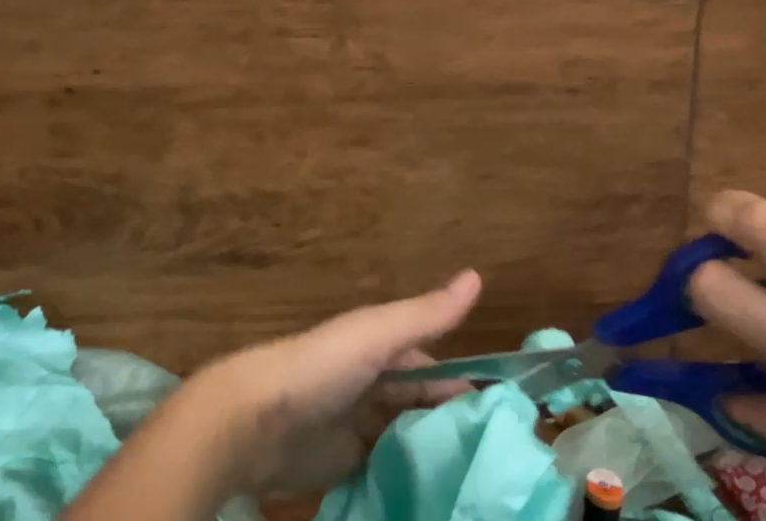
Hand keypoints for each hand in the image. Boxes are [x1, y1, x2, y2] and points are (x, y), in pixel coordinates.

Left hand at [189, 270, 481, 495]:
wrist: (254, 421)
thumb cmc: (321, 368)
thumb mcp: (376, 334)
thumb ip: (426, 314)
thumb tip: (477, 276)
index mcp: (383, 352)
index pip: (438, 371)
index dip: (471, 389)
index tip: (511, 418)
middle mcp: (374, 387)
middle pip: (425, 407)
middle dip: (456, 426)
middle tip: (502, 458)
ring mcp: (359, 428)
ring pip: (409, 440)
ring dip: (436, 453)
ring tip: (480, 478)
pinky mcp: (345, 464)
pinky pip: (388, 470)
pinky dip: (411, 476)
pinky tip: (440, 488)